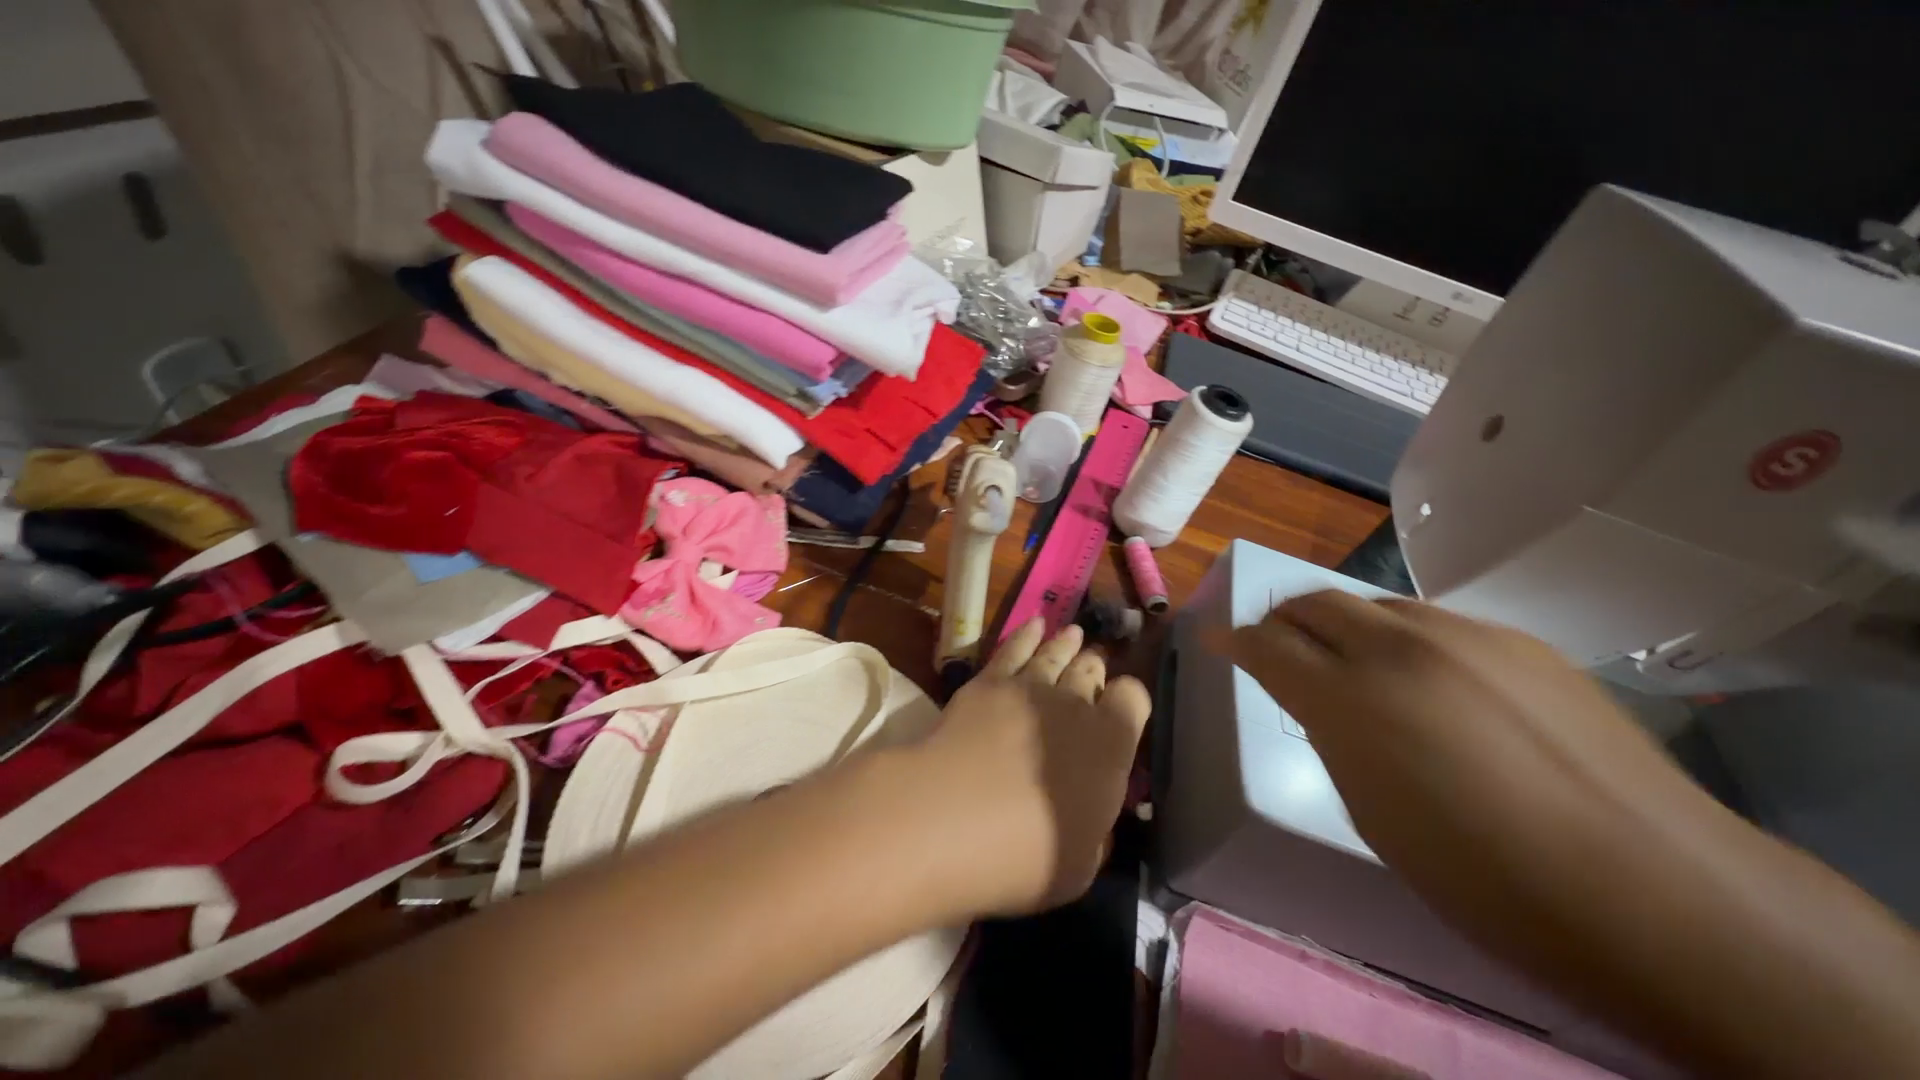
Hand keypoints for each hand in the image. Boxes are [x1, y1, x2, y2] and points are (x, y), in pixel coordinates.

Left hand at [905, 619, 1150, 916]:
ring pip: (1055, 653)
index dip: (1129, 703)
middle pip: (1092, 671)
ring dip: (1067, 644)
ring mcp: (1028, 688)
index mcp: (1111, 744)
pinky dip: (1026, 635)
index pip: (1134, 699)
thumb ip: (1094, 833)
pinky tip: (1034, 625)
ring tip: (1075, 635)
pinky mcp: (984, 683)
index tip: (1121, 716)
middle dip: (1095, 671)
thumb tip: (1093, 820)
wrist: (949, 819)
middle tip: (1093, 672)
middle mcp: (1075, 704)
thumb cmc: (1026, 854)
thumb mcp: (1080, 864)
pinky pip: (1013, 648)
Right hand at [1210, 590, 1733, 941]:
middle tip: (1273, 643)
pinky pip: (1441, 624)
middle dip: (1283, 619)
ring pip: (1380, 606)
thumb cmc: (1485, 879)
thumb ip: (1336, 737)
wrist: (1649, 885)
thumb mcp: (1373, 812)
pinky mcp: (1524, 643)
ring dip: (1348, 626)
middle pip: (1317, 602)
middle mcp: (1402, 647)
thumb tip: (1323, 702)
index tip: (1218, 640)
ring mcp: (1470, 636)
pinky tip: (1433, 683)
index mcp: (1351, 698)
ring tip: (1350, 661)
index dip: (1235, 639)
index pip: (1268, 643)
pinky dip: (1409, 640)